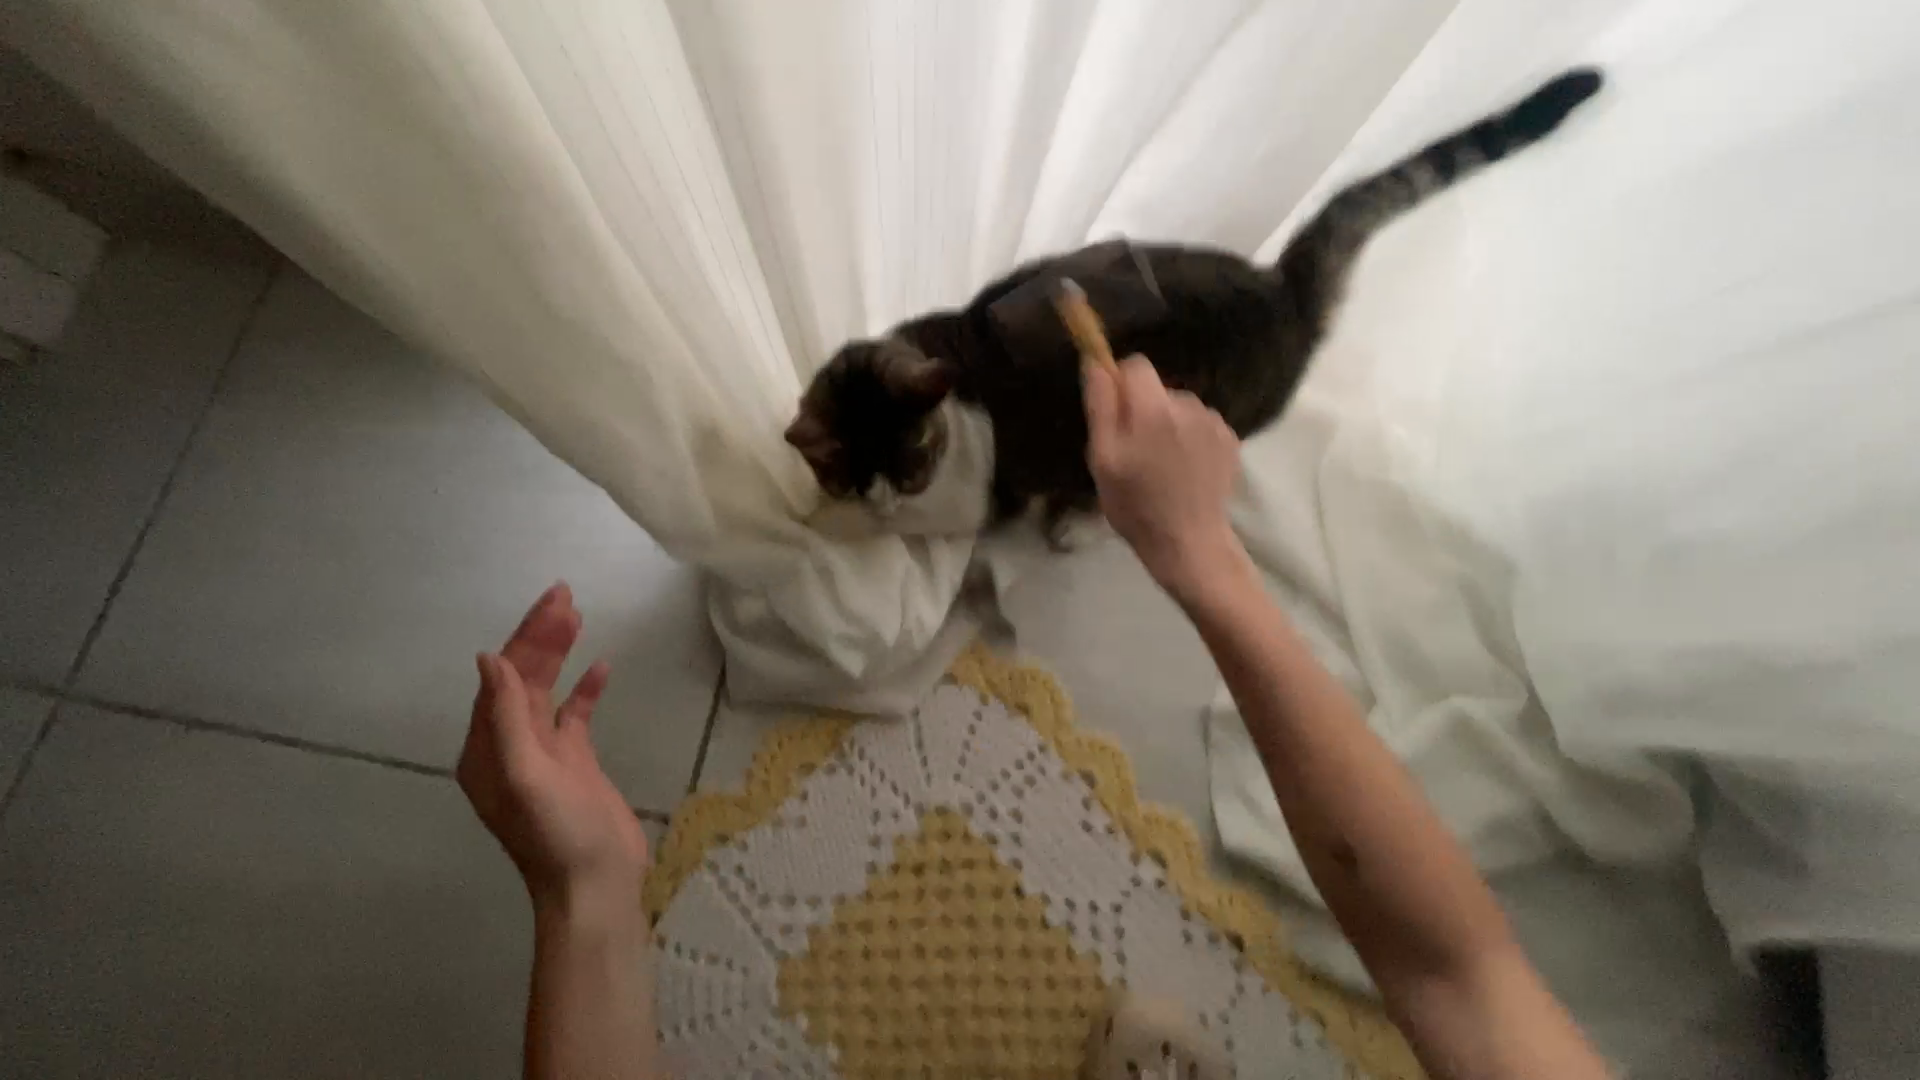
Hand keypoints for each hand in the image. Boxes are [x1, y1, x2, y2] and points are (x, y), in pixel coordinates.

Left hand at [458, 584, 648, 920]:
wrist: (595, 885)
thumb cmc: (558, 834)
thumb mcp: (527, 776)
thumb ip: (506, 718)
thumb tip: (488, 660)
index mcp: (487, 749)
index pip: (502, 678)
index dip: (525, 637)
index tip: (554, 601)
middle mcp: (508, 746)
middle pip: (522, 678)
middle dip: (542, 635)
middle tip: (566, 595)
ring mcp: (543, 754)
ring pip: (546, 690)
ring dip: (560, 653)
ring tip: (578, 615)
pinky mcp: (574, 762)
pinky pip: (574, 714)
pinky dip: (586, 690)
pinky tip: (602, 667)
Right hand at [1084, 355, 1247, 602]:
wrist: (1188, 543)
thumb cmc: (1136, 506)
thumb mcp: (1103, 460)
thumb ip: (1101, 406)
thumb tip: (1096, 363)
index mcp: (1154, 408)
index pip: (1136, 365)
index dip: (1120, 384)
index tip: (1114, 417)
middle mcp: (1189, 405)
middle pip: (1157, 388)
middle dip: (1143, 410)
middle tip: (1134, 454)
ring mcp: (1214, 422)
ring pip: (1179, 407)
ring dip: (1167, 426)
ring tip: (1161, 465)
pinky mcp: (1230, 440)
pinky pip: (1200, 424)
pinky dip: (1189, 439)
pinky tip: (1184, 470)